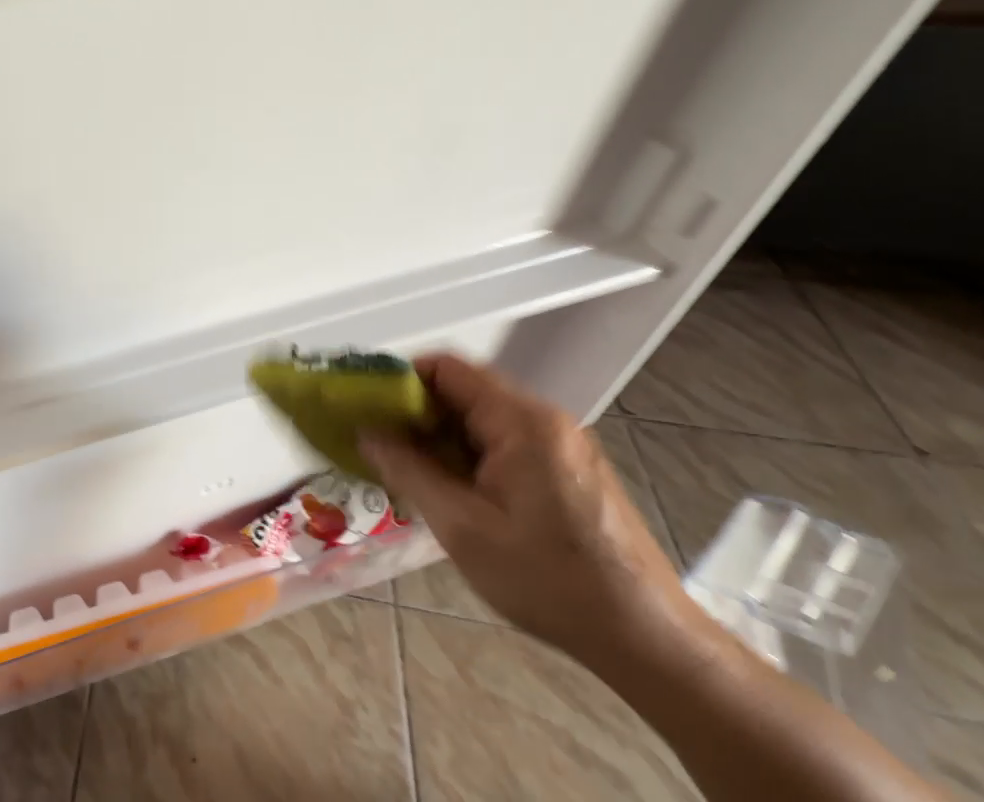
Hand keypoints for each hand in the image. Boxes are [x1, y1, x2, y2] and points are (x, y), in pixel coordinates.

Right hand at [362, 355, 686, 661]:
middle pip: (465, 392)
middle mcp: (547, 421)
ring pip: (483, 421)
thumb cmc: (547, 579)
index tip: (361, 406)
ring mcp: (563, 446)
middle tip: (371, 442)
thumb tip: (366, 432)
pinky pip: (505, 444)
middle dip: (413, 411)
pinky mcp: (569, 472)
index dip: (397, 379)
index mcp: (522, 422)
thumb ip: (408, 470)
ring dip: (438, 437)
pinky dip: (467, 455)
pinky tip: (446, 490)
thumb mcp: (461, 527)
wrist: (643, 634)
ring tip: (400, 469)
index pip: (448, 369)